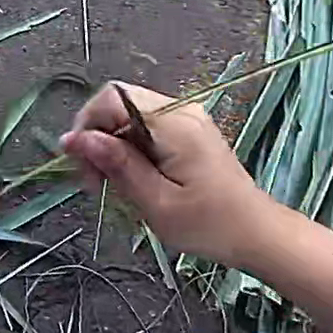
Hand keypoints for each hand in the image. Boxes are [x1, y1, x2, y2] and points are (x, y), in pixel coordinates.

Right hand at [60, 82, 274, 263]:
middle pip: (116, 102)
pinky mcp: (186, 129)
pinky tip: (130, 176)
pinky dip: (127, 146)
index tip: (81, 166)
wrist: (257, 233)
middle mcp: (179, 110)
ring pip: (126, 113)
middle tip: (95, 181)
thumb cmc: (209, 225)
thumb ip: (116, 164)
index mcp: (173, 124)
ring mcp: (185, 117)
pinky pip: (143, 125)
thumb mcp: (156, 202)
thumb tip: (75, 139)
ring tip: (111, 183)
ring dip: (109, 144)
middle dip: (95, 137)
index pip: (111, 99)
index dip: (86, 126)